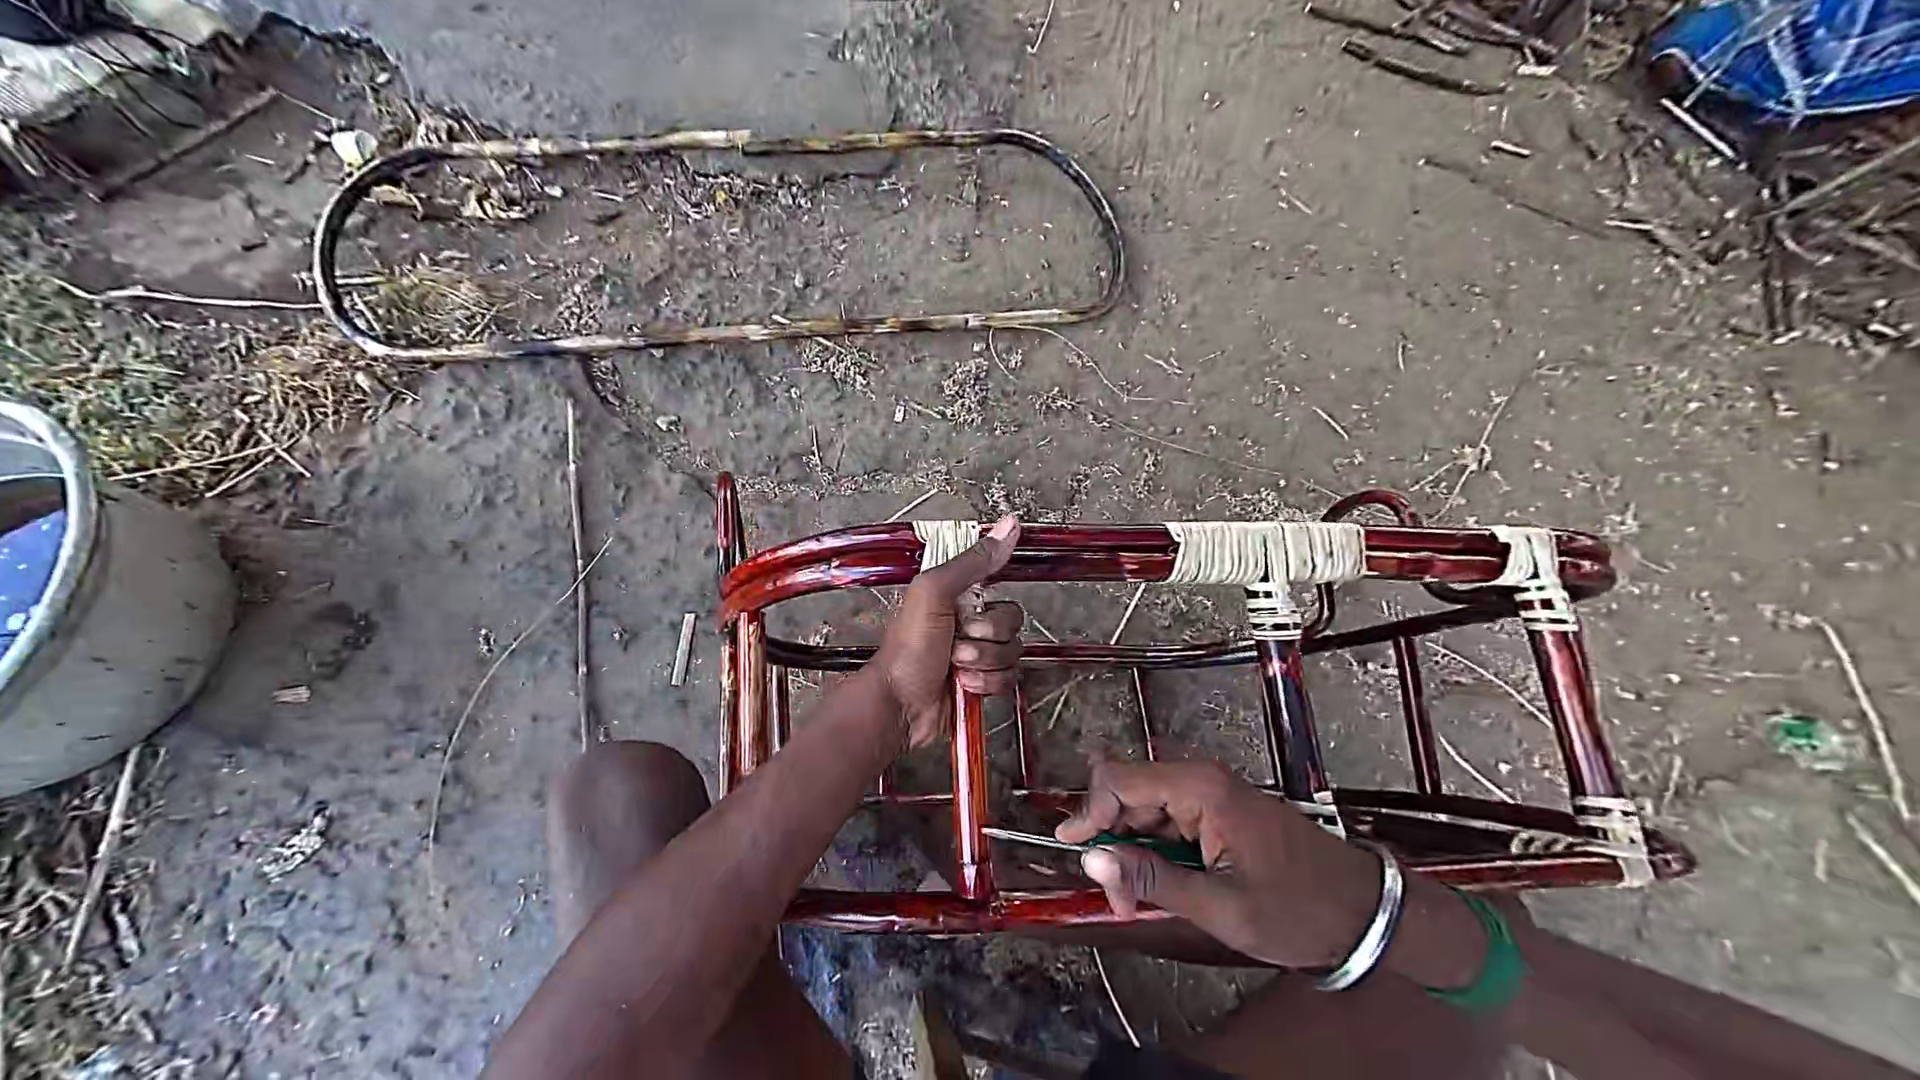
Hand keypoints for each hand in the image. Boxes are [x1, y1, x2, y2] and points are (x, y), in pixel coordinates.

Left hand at [874, 515, 1023, 750]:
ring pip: (1012, 651)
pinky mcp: (983, 683)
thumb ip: (972, 561)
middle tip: (958, 641)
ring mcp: (977, 654)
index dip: (990, 603)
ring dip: (985, 661)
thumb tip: (1009, 527)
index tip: (972, 609)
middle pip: (1011, 621)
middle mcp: (968, 623)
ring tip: (956, 665)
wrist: (900, 706)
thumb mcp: (934, 592)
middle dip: (987, 636)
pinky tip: (964, 684)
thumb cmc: (907, 650)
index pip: (998, 589)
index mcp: (955, 596)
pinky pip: (1009, 678)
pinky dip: (988, 683)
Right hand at [1058, 760, 1384, 968]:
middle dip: (1111, 838)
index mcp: (1200, 788)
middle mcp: (1199, 778)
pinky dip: (1152, 850)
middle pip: (1128, 793)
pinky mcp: (1215, 810)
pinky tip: (1155, 882)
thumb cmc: (1297, 909)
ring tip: (1134, 898)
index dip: (1089, 812)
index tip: (1072, 848)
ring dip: (1130, 848)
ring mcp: (1208, 792)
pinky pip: (1166, 819)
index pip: (1119, 780)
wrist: (1366, 912)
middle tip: (1116, 895)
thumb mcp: (1220, 906)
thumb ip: (1151, 879)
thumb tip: (1091, 858)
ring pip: (1143, 808)